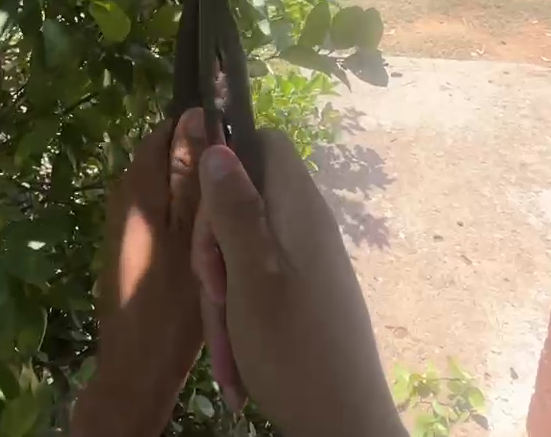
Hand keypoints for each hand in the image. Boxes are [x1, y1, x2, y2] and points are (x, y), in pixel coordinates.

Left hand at [72, 109, 207, 436]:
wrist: (136, 369)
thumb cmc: (171, 302)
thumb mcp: (191, 233)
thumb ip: (191, 175)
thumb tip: (195, 115)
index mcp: (136, 185)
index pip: (166, 130)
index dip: (201, 133)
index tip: (234, 154)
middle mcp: (124, 193)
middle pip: (167, 158)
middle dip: (201, 167)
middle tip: (236, 192)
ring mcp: (125, 219)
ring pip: (168, 186)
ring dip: (196, 195)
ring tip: (228, 216)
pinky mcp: (131, 241)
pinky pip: (163, 210)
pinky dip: (186, 217)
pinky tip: (210, 238)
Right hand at [192, 132, 403, 436]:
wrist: (344, 426)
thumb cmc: (293, 345)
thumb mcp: (250, 273)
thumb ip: (234, 207)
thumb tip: (219, 146)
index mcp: (297, 205)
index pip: (266, 142)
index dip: (231, 157)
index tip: (206, 205)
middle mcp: (304, 223)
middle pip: (245, 197)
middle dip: (215, 241)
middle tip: (211, 287)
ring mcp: (305, 259)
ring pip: (244, 246)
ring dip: (223, 287)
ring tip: (224, 337)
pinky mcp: (302, 292)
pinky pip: (258, 280)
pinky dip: (240, 310)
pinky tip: (236, 356)